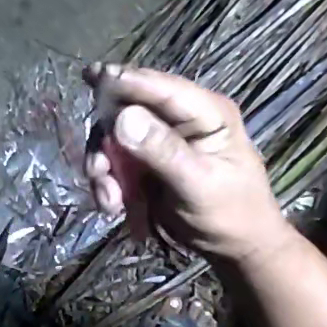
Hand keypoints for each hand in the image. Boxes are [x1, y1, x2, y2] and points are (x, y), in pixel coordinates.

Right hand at [83, 65, 291, 266]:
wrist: (235, 249)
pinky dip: (107, 182)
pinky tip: (112, 205)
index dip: (125, 80)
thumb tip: (123, 117)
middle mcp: (179, 118)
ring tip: (109, 199)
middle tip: (98, 170)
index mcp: (206, 112)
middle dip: (107, 138)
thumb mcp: (199, 184)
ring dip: (104, 166)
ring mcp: (159, 138)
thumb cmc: (231, 214)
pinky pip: (113, 161)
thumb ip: (163, 151)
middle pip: (128, 107)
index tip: (92, 77)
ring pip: (113, 136)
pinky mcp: (144, 161)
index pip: (161, 87)